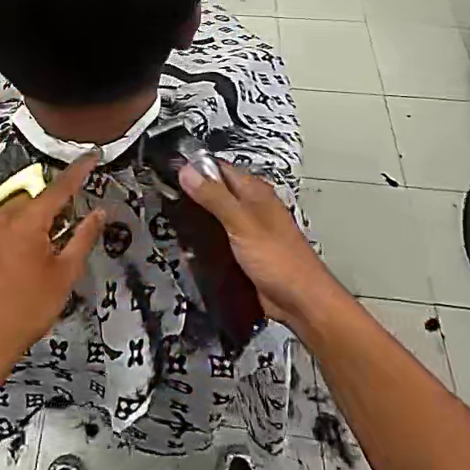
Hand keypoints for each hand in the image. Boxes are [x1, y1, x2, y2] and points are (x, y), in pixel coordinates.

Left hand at [0, 153, 105, 378]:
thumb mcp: (64, 274)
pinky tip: (25, 256)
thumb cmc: (26, 310)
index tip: (93, 156)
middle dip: (55, 205)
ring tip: (48, 248)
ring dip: (36, 217)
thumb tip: (98, 213)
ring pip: (17, 210)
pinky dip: (18, 228)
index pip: (59, 187)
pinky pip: (1, 224)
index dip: (79, 171)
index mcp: (25, 222)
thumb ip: (83, 237)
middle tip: (70, 228)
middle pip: (35, 197)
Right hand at [178, 160, 347, 331]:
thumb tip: (190, 172)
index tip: (173, 173)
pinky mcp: (244, 255)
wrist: (299, 301)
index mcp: (255, 192)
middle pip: (216, 194)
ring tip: (177, 226)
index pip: (220, 169)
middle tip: (169, 201)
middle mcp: (252, 209)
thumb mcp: (242, 223)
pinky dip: (207, 245)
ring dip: (200, 224)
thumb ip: (215, 197)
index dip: (197, 169)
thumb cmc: (283, 261)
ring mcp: (248, 232)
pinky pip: (220, 243)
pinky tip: (193, 251)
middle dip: (195, 198)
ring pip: (216, 220)